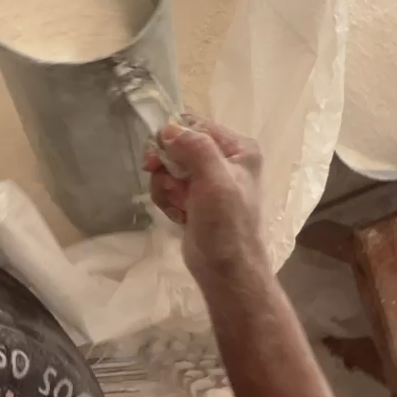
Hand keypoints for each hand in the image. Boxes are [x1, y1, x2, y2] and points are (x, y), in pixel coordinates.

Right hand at [145, 116, 267, 283]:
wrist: (226, 270)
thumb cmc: (227, 224)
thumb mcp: (215, 180)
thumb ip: (195, 149)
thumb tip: (167, 129)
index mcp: (238, 149)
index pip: (195, 125)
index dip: (173, 138)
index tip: (157, 157)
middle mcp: (225, 160)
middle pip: (178, 146)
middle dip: (166, 168)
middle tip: (163, 183)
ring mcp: (208, 181)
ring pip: (169, 168)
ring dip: (165, 186)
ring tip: (178, 205)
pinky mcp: (195, 199)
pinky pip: (169, 187)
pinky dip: (167, 200)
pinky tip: (178, 215)